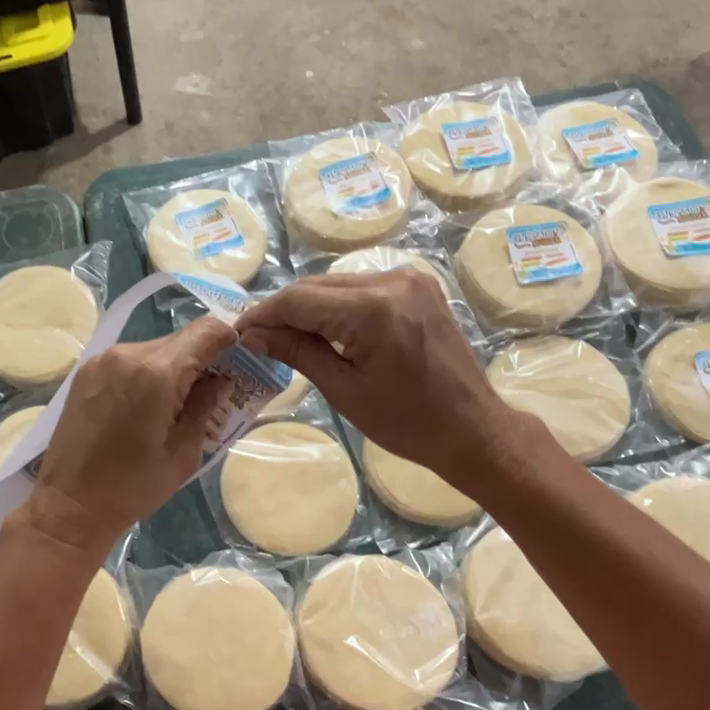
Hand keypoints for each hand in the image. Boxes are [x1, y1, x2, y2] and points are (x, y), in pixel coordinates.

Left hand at [25, 317, 236, 552]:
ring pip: (154, 350)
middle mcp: (126, 354)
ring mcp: (101, 360)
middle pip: (180, 340)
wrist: (68, 505)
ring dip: (173, 369)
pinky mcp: (86, 372)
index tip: (239, 365)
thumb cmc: (131, 487)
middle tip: (212, 394)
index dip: (229, 342)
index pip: (206, 332)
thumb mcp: (183, 453)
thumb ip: (205, 406)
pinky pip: (129, 361)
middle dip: (202, 360)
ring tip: (176, 407)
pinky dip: (147, 374)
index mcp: (155, 372)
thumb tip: (221, 381)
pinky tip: (147, 407)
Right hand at [236, 271, 558, 496]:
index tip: (236, 333)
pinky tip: (322, 329)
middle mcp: (392, 281)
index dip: (263, 315)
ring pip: (338, 285)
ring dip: (308, 307)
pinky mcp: (419, 288)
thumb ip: (297, 352)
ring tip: (283, 336)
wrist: (473, 429)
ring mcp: (409, 280)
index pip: (299, 300)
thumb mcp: (344, 389)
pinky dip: (337, 306)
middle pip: (317, 287)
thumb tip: (253, 335)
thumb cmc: (407, 422)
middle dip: (283, 311)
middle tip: (254, 338)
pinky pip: (363, 289)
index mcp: (372, 309)